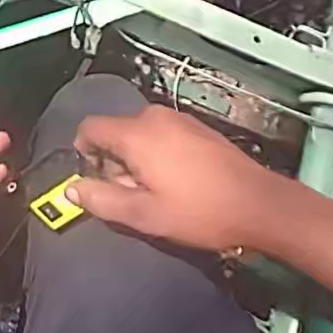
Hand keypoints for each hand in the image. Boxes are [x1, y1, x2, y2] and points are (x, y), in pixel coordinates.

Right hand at [66, 105, 298, 251]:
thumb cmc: (200, 211)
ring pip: (138, 134)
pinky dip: (156, 153)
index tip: (96, 179)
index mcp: (136, 134)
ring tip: (156, 192)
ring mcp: (178, 119)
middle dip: (112, 161)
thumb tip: (72, 190)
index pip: (89, 128)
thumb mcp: (144, 215)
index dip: (83, 152)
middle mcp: (154, 117)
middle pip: (114, 132)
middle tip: (131, 194)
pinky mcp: (196, 127)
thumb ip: (102, 200)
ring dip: (135, 159)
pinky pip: (161, 134)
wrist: (259, 204)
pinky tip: (176, 182)